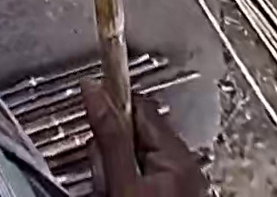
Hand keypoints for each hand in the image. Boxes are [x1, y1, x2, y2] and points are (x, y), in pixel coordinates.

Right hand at [82, 82, 206, 196]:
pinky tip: (119, 192)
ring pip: (138, 155)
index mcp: (179, 155)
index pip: (138, 105)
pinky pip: (145, 176)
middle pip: (136, 131)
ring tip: (110, 187)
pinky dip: (128, 181)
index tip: (89, 106)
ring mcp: (182, 185)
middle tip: (101, 170)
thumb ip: (110, 136)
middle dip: (112, 143)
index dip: (111, 104)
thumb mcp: (123, 183)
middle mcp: (186, 166)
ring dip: (117, 164)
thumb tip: (93, 88)